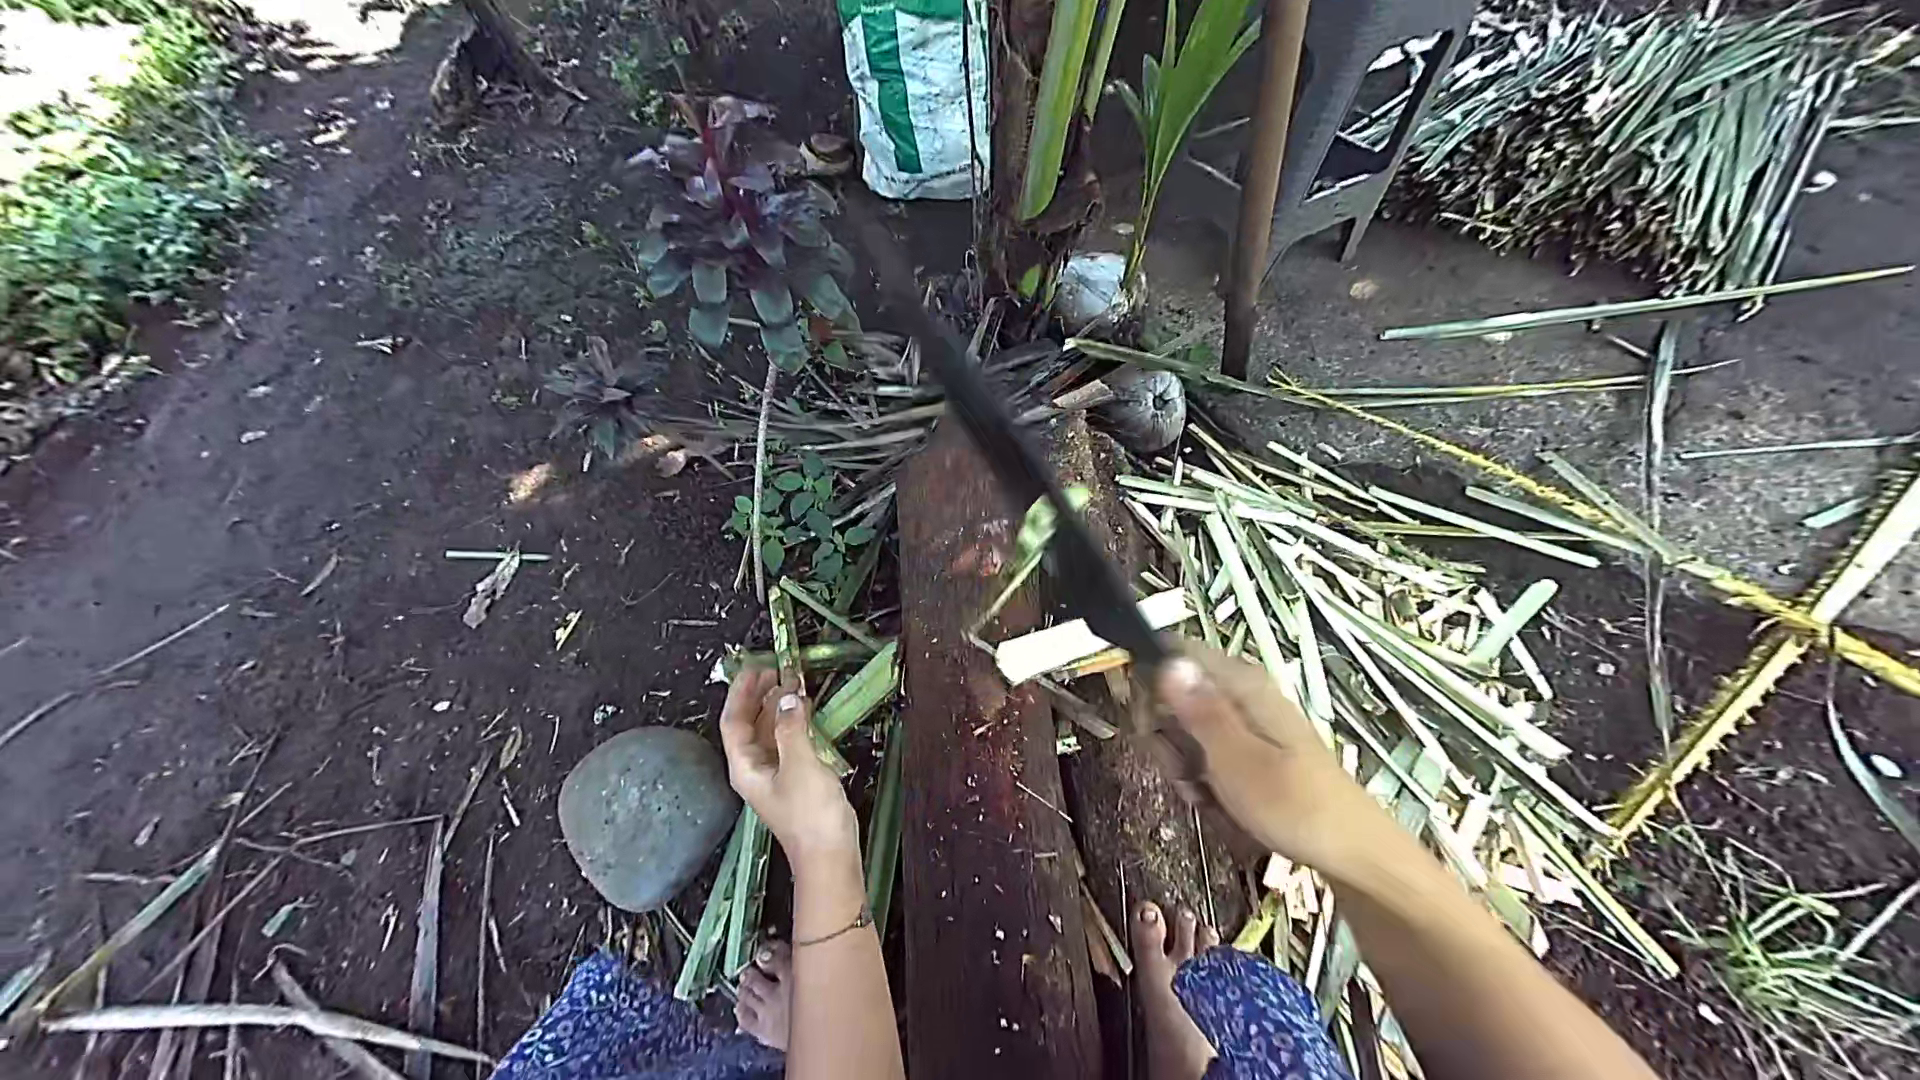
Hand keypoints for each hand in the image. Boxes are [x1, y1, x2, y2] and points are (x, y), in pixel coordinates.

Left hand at [719, 666, 860, 869]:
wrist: (830, 854)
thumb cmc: (810, 815)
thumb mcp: (801, 765)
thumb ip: (792, 728)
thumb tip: (787, 696)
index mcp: (746, 767)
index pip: (734, 721)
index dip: (741, 693)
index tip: (754, 669)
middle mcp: (755, 768)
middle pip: (750, 723)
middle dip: (760, 695)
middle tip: (776, 669)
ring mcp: (774, 772)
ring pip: (769, 729)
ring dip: (779, 704)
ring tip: (793, 681)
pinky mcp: (794, 775)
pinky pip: (787, 738)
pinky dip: (793, 719)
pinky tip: (804, 707)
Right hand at [1154, 645, 1392, 875]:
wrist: (1353, 857)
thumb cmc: (1294, 806)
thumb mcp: (1236, 759)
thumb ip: (1197, 709)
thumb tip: (1167, 661)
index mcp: (1241, 684)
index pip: (1173, 654)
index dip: (1149, 683)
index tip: (1147, 724)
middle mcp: (1241, 693)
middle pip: (1173, 693)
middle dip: (1164, 734)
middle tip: (1182, 770)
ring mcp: (1245, 722)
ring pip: (1184, 727)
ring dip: (1180, 762)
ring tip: (1203, 792)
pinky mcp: (1249, 749)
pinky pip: (1203, 751)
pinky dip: (1199, 776)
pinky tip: (1213, 799)